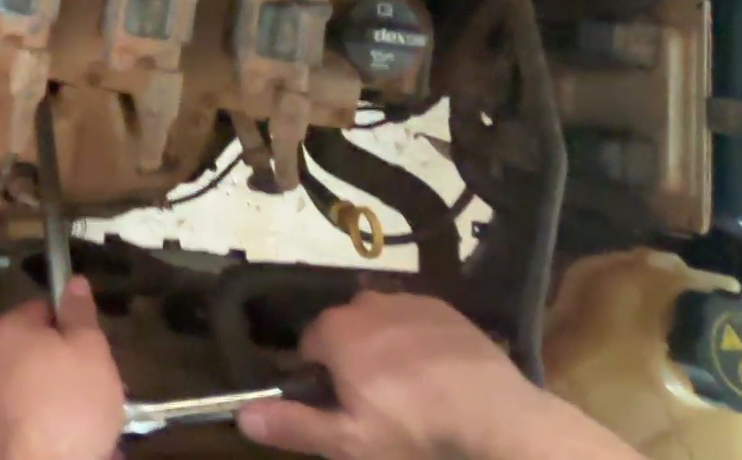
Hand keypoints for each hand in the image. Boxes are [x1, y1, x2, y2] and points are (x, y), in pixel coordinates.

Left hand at [0, 276, 126, 459]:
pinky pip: (37, 416)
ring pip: (43, 386)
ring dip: (71, 399)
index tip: (98, 348)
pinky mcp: (0, 434)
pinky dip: (58, 424)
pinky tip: (80, 439)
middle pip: (45, 350)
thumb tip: (73, 281)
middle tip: (108, 387)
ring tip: (101, 421)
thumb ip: (80, 312)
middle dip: (77, 367)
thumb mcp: (89, 348)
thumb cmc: (68, 404)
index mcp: (9, 329)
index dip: (76, 325)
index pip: (46, 308)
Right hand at [236, 293, 544, 458]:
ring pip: (378, 325)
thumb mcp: (350, 441)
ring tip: (413, 394)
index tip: (344, 409)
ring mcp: (404, 300)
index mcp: (334, 331)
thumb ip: (293, 423)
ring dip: (384, 350)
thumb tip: (241, 413)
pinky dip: (417, 342)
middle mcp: (362, 303)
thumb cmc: (417, 433)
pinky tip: (438, 376)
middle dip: (352, 362)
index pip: (308, 349)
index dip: (321, 380)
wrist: (500, 420)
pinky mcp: (440, 306)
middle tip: (380, 407)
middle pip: (342, 332)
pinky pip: (413, 321)